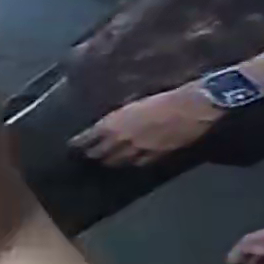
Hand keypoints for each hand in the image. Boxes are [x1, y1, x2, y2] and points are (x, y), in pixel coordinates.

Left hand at [69, 84, 221, 165]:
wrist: (191, 105)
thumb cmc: (159, 100)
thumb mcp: (128, 108)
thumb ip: (115, 120)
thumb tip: (106, 127)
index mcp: (110, 124)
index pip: (85, 139)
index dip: (77, 144)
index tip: (72, 146)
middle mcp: (120, 138)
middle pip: (98, 153)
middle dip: (91, 155)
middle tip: (89, 156)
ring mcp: (139, 148)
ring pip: (117, 161)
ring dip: (111, 161)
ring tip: (107, 161)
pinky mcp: (158, 153)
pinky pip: (141, 162)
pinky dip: (135, 163)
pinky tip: (132, 162)